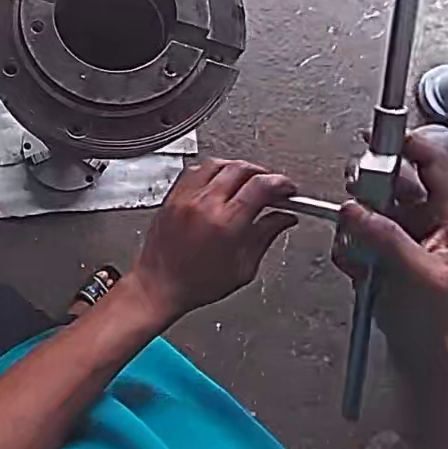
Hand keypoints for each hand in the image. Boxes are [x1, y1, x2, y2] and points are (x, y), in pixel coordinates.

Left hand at [129, 158, 298, 324]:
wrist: (159, 284)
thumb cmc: (197, 283)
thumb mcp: (243, 267)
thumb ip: (265, 236)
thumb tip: (283, 218)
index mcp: (226, 224)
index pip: (260, 186)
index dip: (281, 183)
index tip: (288, 189)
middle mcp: (204, 205)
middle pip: (240, 169)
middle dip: (262, 174)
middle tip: (271, 187)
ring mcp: (186, 198)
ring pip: (217, 164)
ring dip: (237, 168)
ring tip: (247, 182)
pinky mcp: (172, 197)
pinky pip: (195, 170)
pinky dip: (212, 171)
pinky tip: (219, 182)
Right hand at [333, 131, 447, 373]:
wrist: (426, 353)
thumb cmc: (441, 321)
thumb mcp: (420, 274)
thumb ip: (385, 237)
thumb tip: (355, 210)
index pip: (435, 165)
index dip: (409, 145)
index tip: (379, 135)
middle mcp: (429, 221)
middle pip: (394, 180)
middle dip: (370, 187)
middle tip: (358, 196)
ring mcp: (404, 234)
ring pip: (370, 204)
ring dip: (356, 219)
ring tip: (355, 238)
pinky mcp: (382, 249)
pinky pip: (355, 230)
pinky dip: (349, 244)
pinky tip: (357, 264)